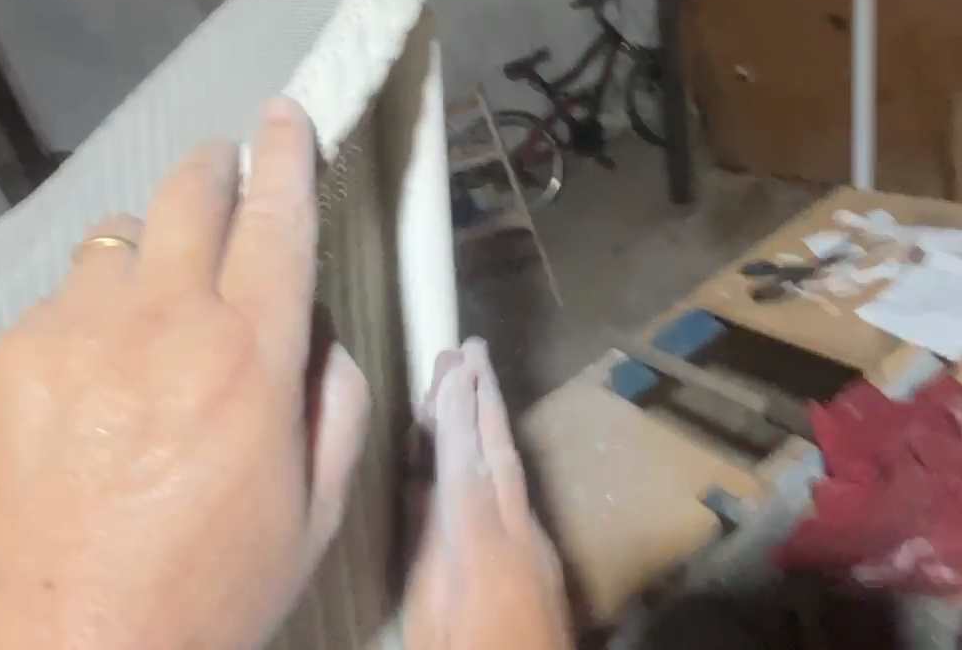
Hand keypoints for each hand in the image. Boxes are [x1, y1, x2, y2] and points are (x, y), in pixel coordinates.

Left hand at [0, 98, 369, 649]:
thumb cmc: (202, 596)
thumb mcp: (312, 517)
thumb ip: (333, 402)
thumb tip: (315, 329)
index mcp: (245, 358)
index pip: (278, 222)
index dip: (287, 156)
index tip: (286, 114)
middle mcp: (159, 322)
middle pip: (188, 197)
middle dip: (213, 167)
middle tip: (219, 164)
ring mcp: (71, 333)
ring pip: (116, 242)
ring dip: (143, 253)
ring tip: (143, 310)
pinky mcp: (4, 360)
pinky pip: (59, 303)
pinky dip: (86, 317)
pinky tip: (80, 384)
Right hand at [405, 340, 571, 649]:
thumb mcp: (429, 614)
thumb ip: (425, 544)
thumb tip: (418, 485)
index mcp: (479, 541)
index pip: (464, 458)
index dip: (456, 409)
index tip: (451, 365)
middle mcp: (515, 530)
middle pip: (497, 449)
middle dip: (484, 394)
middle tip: (472, 346)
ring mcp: (535, 544)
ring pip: (510, 467)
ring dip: (492, 418)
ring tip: (477, 375)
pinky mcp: (543, 560)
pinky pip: (516, 492)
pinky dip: (498, 457)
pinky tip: (487, 448)